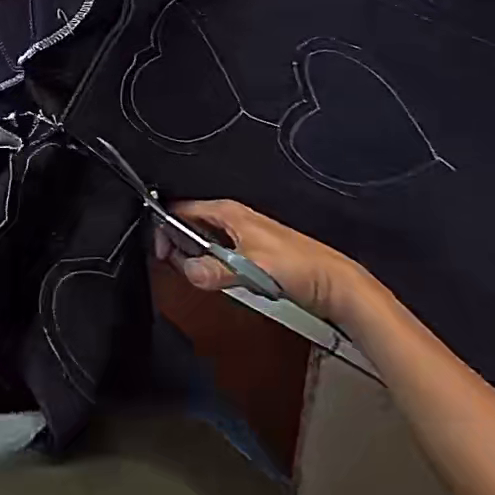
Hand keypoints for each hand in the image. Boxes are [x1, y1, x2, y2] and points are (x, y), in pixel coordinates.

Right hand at [154, 199, 355, 314]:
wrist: (334, 284)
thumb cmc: (300, 266)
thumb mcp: (252, 267)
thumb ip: (216, 270)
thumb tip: (187, 270)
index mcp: (229, 212)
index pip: (182, 210)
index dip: (165, 227)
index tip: (160, 250)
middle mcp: (233, 219)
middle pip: (189, 226)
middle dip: (178, 245)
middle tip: (174, 265)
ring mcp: (241, 237)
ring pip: (203, 242)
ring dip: (195, 258)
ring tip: (195, 274)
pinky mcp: (249, 254)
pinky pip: (218, 256)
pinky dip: (211, 266)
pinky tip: (215, 280)